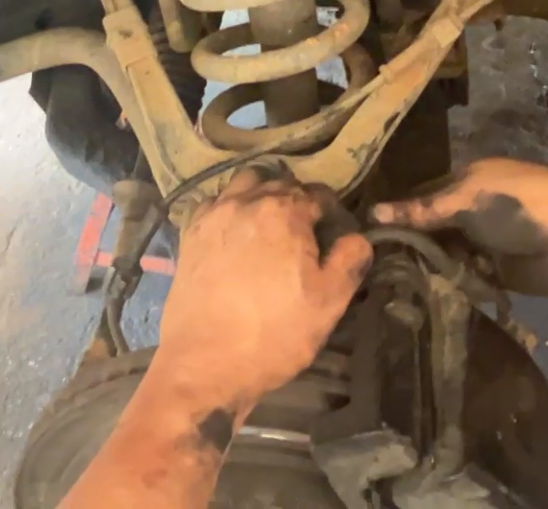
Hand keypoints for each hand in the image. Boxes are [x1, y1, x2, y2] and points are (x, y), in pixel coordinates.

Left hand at [155, 169, 372, 412]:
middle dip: (297, 202)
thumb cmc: (272, 334)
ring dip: (261, 195)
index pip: (318, 194)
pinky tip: (234, 235)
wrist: (201, 362)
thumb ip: (349, 260)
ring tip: (267, 227)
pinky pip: (215, 202)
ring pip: (245, 183)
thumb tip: (357, 237)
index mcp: (285, 211)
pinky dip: (229, 209)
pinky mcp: (190, 231)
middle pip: (281, 184)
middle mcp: (247, 200)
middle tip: (303, 236)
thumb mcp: (328, 303)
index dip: (331, 213)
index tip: (334, 236)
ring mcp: (215, 213)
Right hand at [372, 158, 547, 294]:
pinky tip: (427, 291)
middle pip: (433, 227)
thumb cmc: (517, 203)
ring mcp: (486, 240)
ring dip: (430, 265)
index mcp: (467, 179)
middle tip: (377, 264)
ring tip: (395, 281)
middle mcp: (473, 208)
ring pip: (446, 253)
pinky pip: (465, 276)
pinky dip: (451, 282)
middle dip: (412, 242)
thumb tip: (371, 214)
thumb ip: (421, 210)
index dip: (399, 211)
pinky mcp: (498, 271)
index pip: (423, 194)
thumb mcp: (465, 199)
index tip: (369, 234)